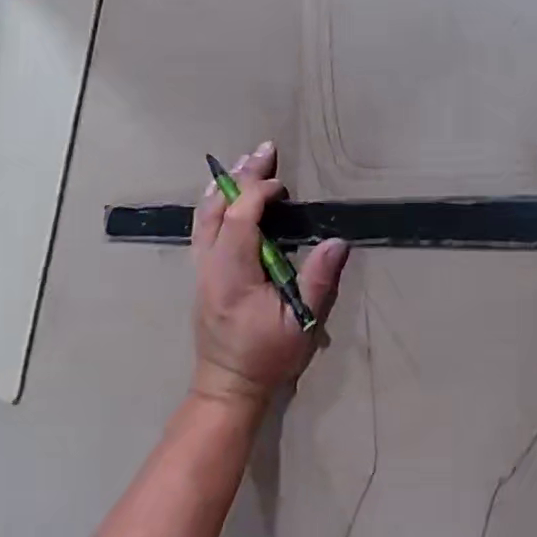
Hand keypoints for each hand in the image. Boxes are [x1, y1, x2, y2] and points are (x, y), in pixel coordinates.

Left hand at [190, 141, 349, 406]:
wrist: (227, 386)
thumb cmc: (266, 358)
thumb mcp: (299, 325)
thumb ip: (317, 281)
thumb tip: (337, 241)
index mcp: (232, 275)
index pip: (239, 219)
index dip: (258, 194)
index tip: (282, 186)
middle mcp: (209, 266)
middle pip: (218, 209)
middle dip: (241, 177)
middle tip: (263, 150)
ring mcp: (200, 269)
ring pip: (203, 216)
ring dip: (224, 186)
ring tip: (243, 163)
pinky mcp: (200, 274)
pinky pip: (201, 228)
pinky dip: (213, 204)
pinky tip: (222, 194)